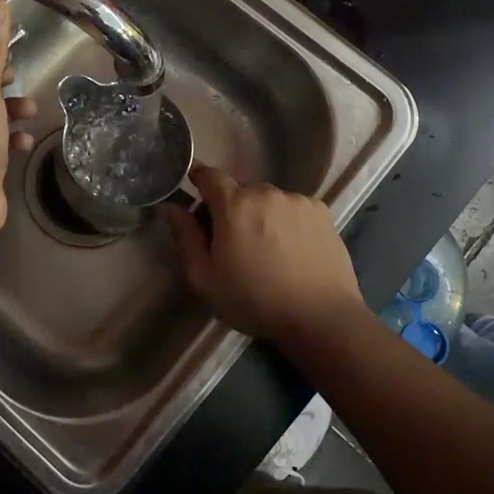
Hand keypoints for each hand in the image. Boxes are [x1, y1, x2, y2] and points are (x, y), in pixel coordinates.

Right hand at [161, 163, 365, 345]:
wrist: (320, 318)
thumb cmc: (254, 300)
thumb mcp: (205, 278)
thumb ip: (185, 237)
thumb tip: (169, 206)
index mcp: (234, 205)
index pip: (209, 175)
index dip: (198, 179)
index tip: (193, 191)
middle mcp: (267, 192)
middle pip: (240, 191)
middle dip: (231, 208)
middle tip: (232, 241)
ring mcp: (298, 200)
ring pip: (269, 200)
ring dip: (261, 215)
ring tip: (268, 250)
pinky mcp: (323, 212)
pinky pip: (294, 208)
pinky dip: (287, 221)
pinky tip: (292, 250)